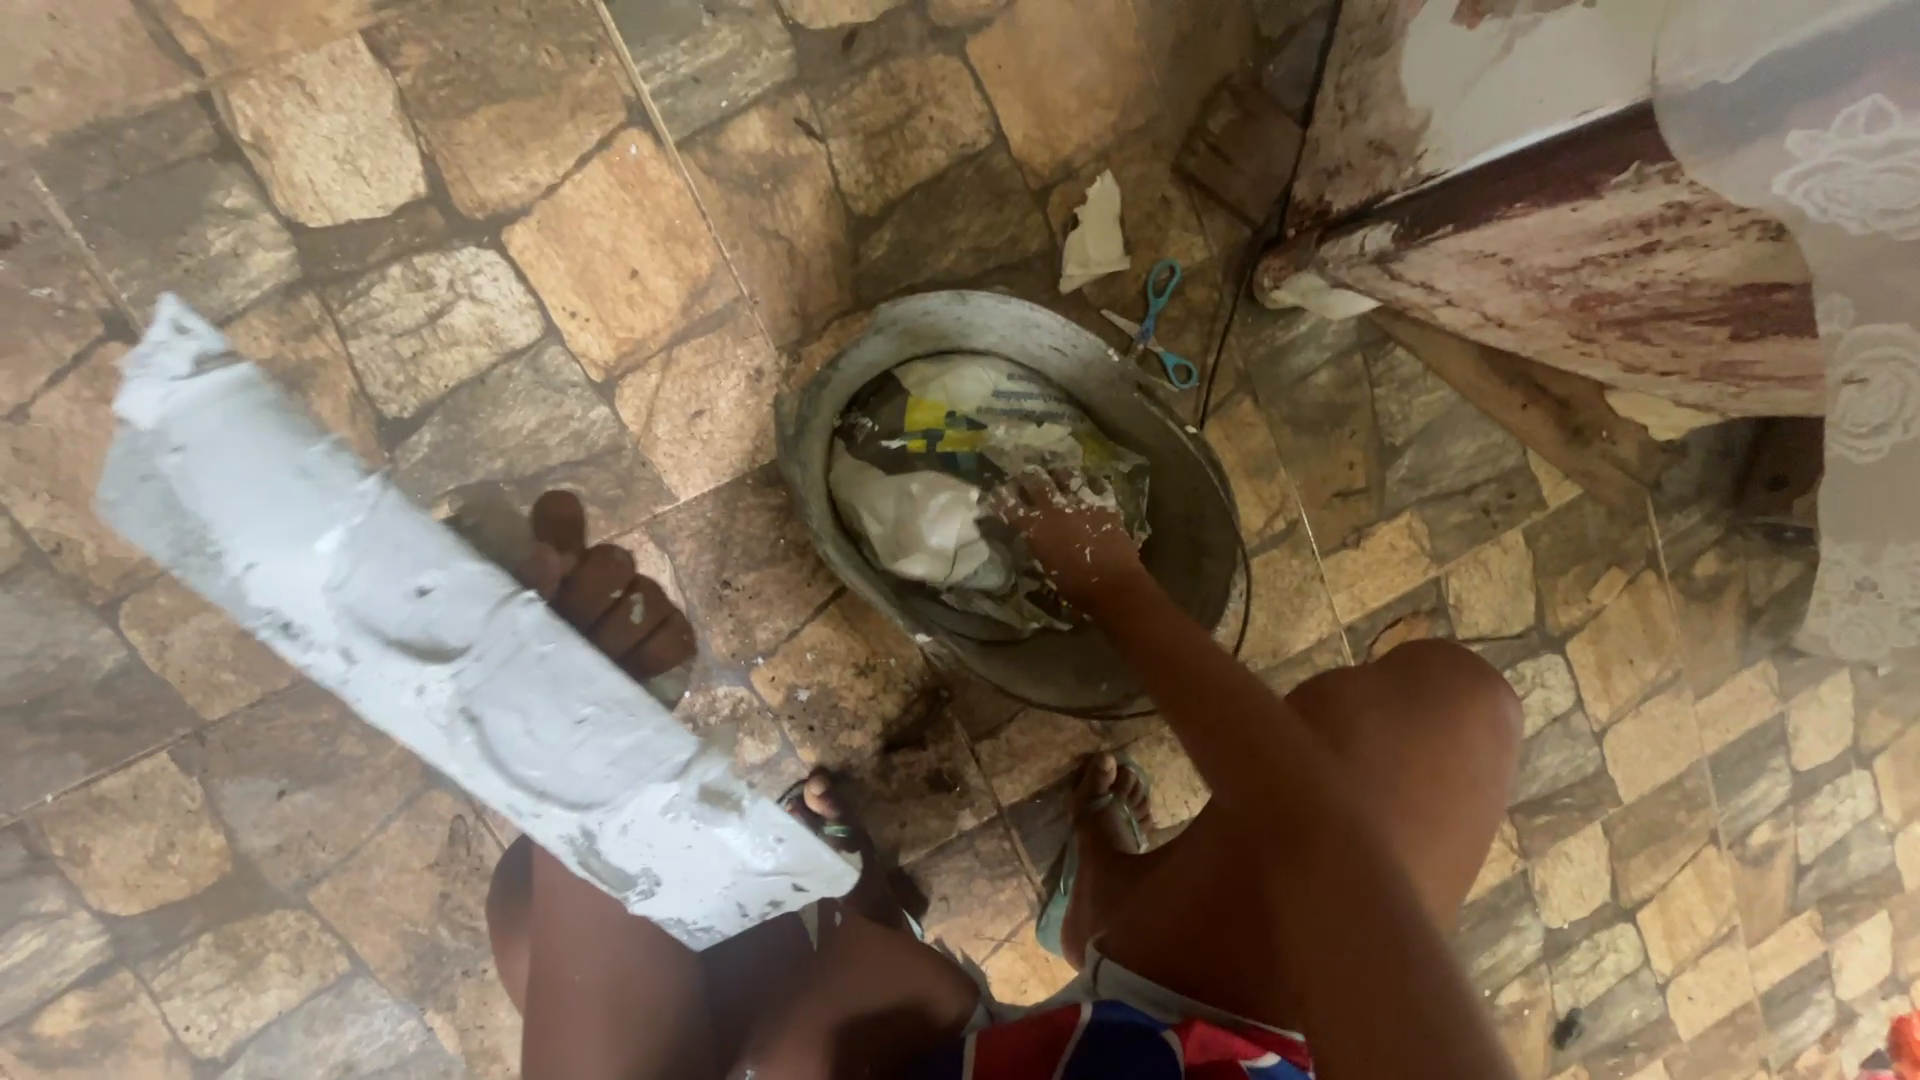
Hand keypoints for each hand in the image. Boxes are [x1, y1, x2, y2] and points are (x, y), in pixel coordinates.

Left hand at [513, 491, 696, 682]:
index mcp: (554, 565)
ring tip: (594, 664)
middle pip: (612, 561)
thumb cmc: (520, 677)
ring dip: (617, 634)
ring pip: (646, 596)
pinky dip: (654, 653)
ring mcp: (645, 606)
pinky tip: (630, 671)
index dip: (560, 540)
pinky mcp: (672, 640)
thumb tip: (548, 553)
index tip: (549, 569)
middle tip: (568, 636)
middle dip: (586, 601)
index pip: (561, 516)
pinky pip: (677, 634)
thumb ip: (526, 588)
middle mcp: (603, 576)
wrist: (547, 741)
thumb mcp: (503, 633)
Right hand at [990, 468, 1146, 611]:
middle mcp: (1054, 508)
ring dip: (1059, 473)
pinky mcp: (1105, 504)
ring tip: (1058, 474)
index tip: (998, 491)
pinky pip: (1098, 483)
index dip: (1000, 496)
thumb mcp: (1045, 566)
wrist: (1112, 585)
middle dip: (1028, 475)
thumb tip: (1032, 535)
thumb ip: (1037, 544)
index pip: (1008, 504)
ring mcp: (1081, 502)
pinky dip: (1093, 482)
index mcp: (1034, 527)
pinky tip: (1091, 484)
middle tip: (1026, 474)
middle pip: (1035, 479)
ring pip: (1066, 474)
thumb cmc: (1074, 586)